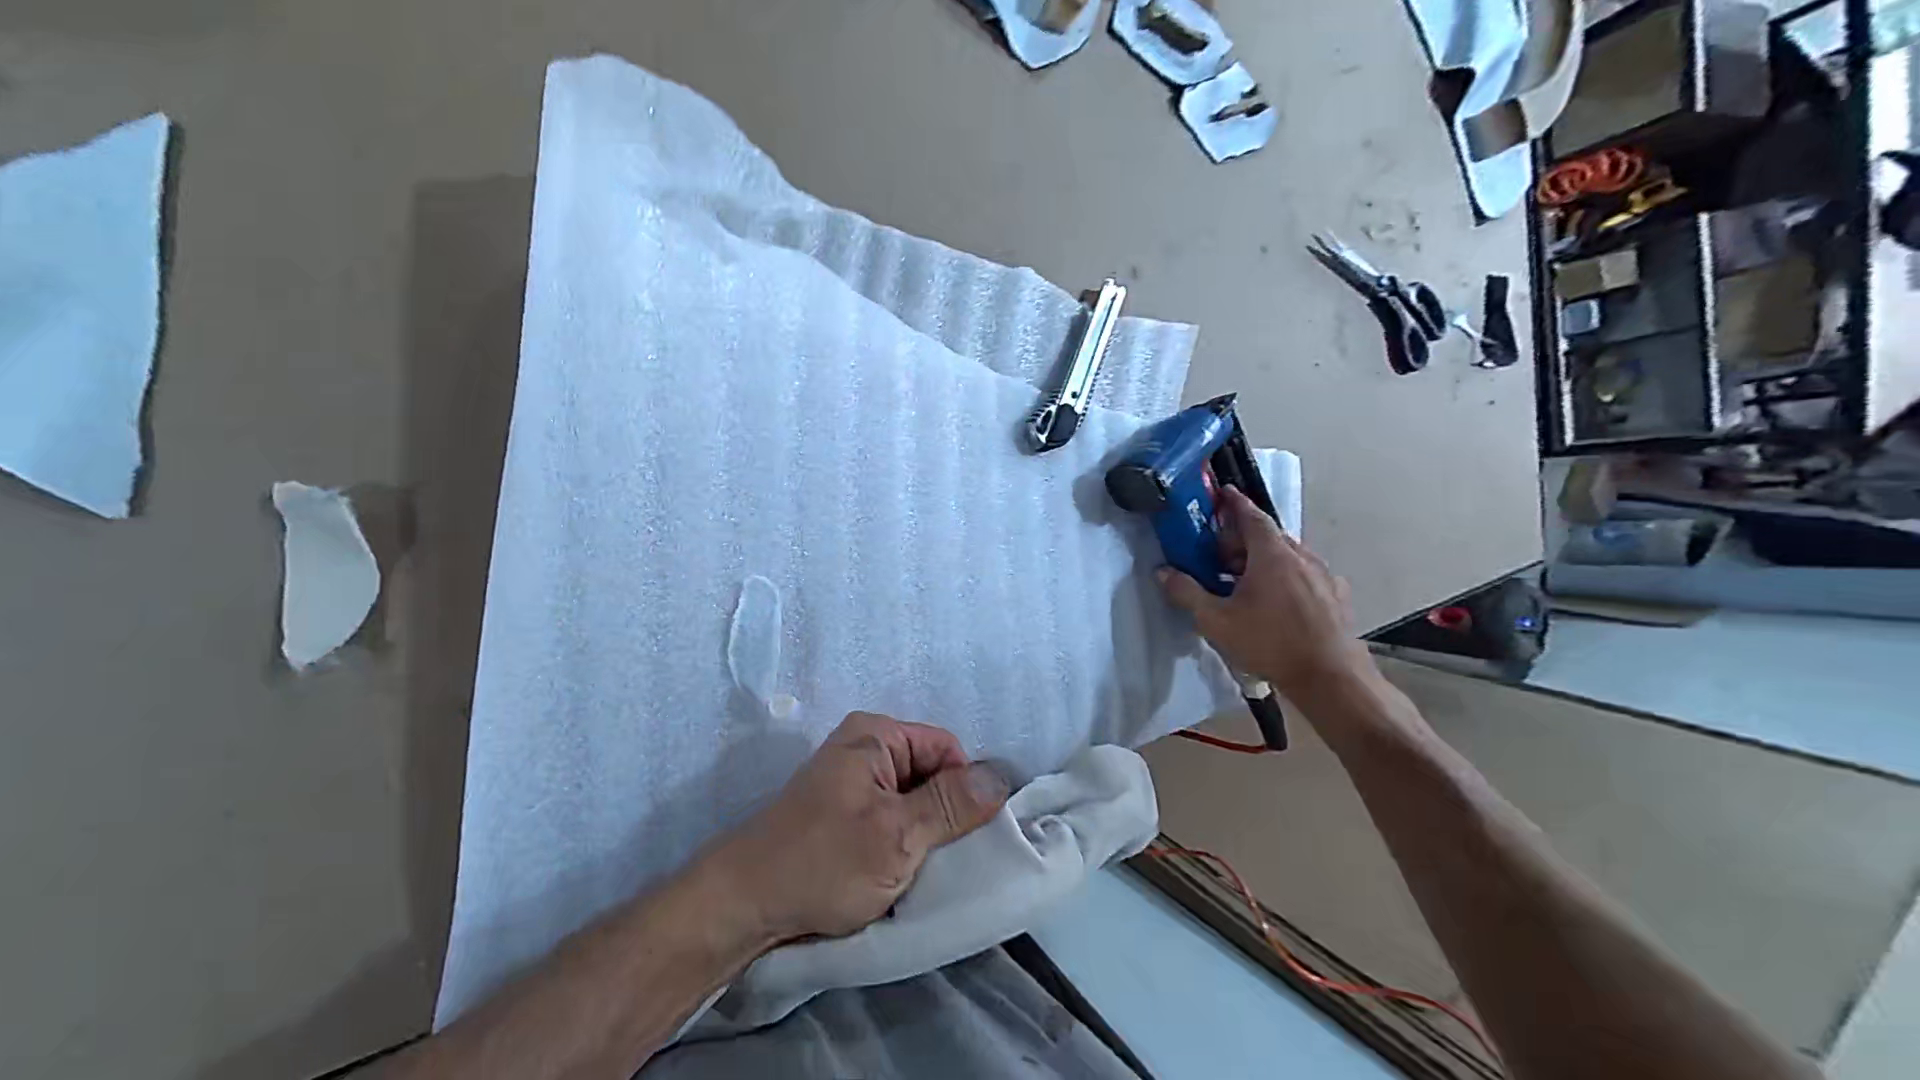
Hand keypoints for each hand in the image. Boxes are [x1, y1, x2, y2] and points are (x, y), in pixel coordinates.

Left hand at [709, 712, 1009, 944]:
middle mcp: (865, 750)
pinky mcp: (844, 815)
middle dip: (944, 814)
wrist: (744, 906)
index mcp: (876, 736)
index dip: (964, 789)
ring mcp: (851, 783)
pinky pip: (891, 819)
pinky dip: (902, 844)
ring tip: (924, 870)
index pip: (947, 749)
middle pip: (931, 774)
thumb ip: (951, 804)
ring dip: (923, 835)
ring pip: (913, 802)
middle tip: (946, 859)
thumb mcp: (897, 835)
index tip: (969, 836)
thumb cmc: (822, 862)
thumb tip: (1001, 776)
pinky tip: (902, 873)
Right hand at [1158, 486, 1374, 702]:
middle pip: (1268, 536)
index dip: (1234, 503)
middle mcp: (1302, 557)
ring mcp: (1324, 576)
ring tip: (1243, 582)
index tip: (1223, 492)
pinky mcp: (1336, 597)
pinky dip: (1286, 578)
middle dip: (1242, 540)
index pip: (1251, 516)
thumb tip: (1163, 572)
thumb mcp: (1216, 620)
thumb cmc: (1269, 643)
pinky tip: (1276, 602)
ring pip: (1288, 557)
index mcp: (1272, 554)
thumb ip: (1186, 592)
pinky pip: (1305, 576)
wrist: (1330, 678)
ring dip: (1263, 560)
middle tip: (1219, 554)